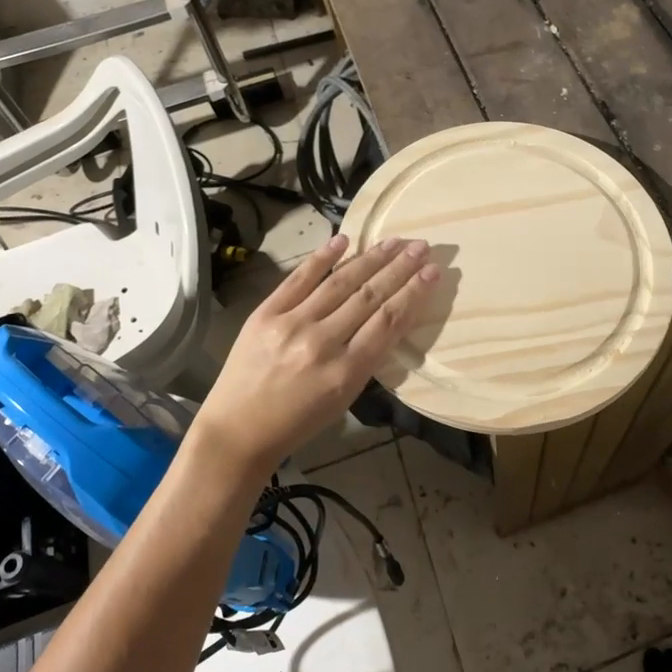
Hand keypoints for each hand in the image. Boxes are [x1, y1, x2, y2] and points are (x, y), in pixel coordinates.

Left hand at [191, 234, 438, 474]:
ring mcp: (290, 324)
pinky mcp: (265, 313)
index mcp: (345, 372)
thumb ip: (368, 357)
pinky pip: (299, 278)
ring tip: (394, 241)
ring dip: (371, 257)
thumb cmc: (298, 422)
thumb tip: (390, 314)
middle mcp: (321, 343)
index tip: (434, 271)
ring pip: (339, 282)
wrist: (237, 432)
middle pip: (369, 295)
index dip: (414, 293)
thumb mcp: (344, 398)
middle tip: (422, 246)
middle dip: (400, 268)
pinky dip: (322, 257)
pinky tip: (343, 240)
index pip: (388, 321)